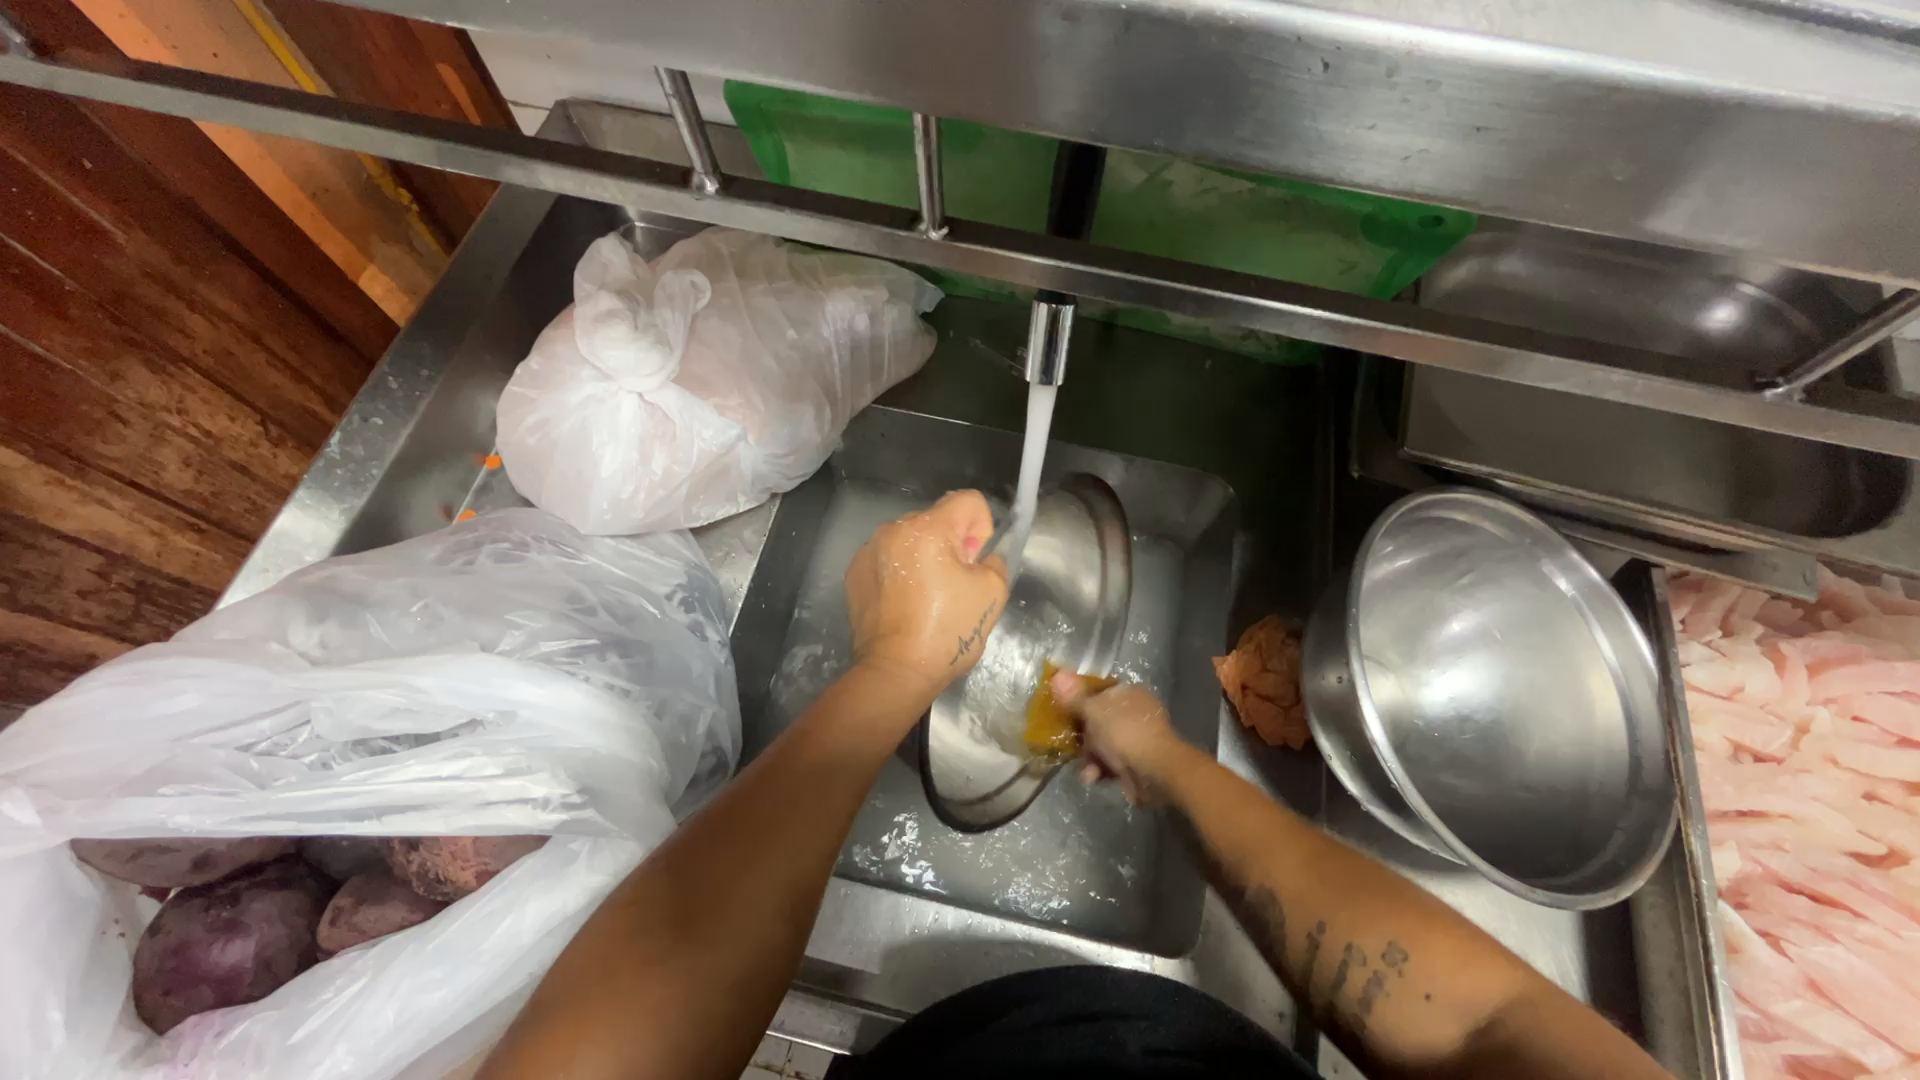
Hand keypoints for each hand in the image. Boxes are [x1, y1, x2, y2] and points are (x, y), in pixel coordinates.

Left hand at [844, 490, 1008, 709]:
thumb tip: (979, 557)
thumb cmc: (946, 631)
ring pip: (910, 541)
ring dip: (922, 558)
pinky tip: (903, 605)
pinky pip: (887, 560)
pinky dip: (899, 574)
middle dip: (950, 545)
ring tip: (926, 599)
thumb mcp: (992, 594)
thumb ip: (994, 562)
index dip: (981, 528)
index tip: (975, 562)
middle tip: (954, 586)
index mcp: (928, 528)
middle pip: (936, 520)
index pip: (968, 501)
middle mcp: (894, 529)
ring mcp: (869, 550)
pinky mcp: (854, 573)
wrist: (895, 671)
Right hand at [1051, 674, 1188, 803]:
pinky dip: (1099, 770)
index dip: (1080, 699)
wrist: (1154, 771)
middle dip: (1083, 734)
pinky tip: (1092, 777)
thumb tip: (1058, 674)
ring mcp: (1137, 739)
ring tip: (1084, 767)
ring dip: (1089, 756)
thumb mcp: (1093, 710)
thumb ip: (1074, 696)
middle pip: (1099, 719)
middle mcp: (1135, 713)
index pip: (1101, 691)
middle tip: (1069, 741)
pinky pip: (1110, 763)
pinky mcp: (1136, 763)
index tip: (1063, 711)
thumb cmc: (1123, 732)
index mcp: (1129, 692)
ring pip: (1102, 744)